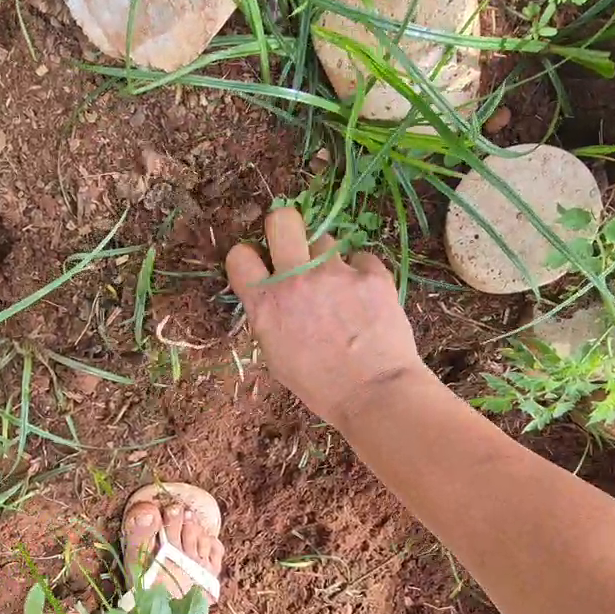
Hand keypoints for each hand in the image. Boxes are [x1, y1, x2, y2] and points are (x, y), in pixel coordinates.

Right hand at [225, 207, 429, 429]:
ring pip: (325, 240)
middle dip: (286, 229)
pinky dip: (361, 274)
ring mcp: (335, 274)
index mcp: (266, 306)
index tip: (261, 267)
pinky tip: (365, 299)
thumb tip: (273, 298)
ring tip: (339, 288)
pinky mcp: (372, 274)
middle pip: (282, 220)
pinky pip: (361, 259)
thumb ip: (270, 318)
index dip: (250, 258)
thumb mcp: (277, 358)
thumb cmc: (319, 387)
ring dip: (327, 260)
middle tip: (295, 247)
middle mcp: (296, 281)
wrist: (374, 394)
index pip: (240, 256)